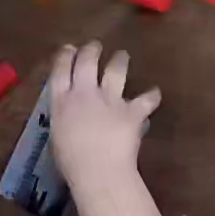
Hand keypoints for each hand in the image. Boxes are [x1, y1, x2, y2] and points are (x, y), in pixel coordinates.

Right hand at [48, 41, 160, 182]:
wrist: (99, 170)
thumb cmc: (72, 161)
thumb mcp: (59, 135)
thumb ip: (65, 118)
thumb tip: (72, 115)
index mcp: (62, 102)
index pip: (60, 70)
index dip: (65, 56)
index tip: (69, 48)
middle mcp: (85, 94)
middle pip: (87, 62)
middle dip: (91, 50)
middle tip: (95, 45)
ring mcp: (110, 100)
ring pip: (115, 70)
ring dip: (119, 60)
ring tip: (122, 55)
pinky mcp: (132, 111)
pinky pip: (146, 99)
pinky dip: (152, 96)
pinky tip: (155, 93)